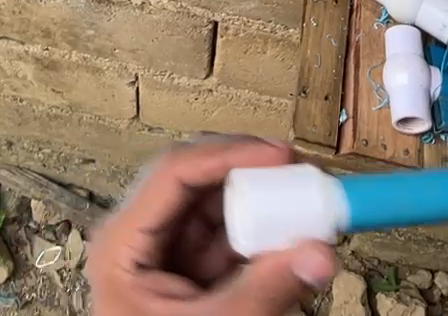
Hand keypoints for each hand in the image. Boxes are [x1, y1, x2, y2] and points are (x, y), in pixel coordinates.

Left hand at [86, 137, 338, 315]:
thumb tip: (324, 253)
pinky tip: (291, 231)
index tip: (280, 154)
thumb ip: (266, 292)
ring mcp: (164, 251)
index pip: (173, 173)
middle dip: (248, 170)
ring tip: (303, 196)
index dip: (227, 154)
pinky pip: (226, 236)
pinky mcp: (188, 270)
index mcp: (123, 243)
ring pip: (214, 204)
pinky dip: (259, 232)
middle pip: (195, 180)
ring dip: (259, 200)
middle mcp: (140, 234)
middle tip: (297, 167)